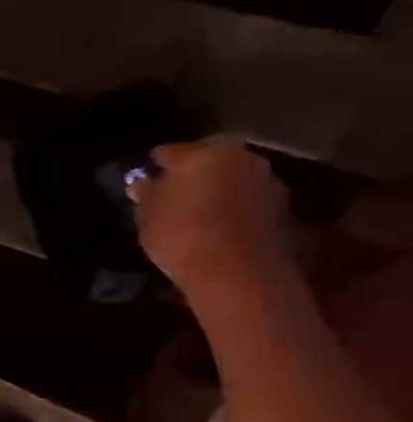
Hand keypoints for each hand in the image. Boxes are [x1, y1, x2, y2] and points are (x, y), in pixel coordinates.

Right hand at [130, 139, 290, 296]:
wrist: (234, 269)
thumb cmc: (179, 230)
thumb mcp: (146, 210)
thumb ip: (146, 190)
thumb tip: (144, 182)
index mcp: (206, 153)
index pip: (169, 152)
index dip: (153, 166)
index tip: (141, 181)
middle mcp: (243, 160)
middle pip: (207, 162)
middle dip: (189, 174)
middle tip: (166, 193)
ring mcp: (267, 184)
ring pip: (229, 179)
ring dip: (212, 190)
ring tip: (188, 210)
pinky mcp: (279, 208)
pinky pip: (244, 199)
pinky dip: (228, 206)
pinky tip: (210, 223)